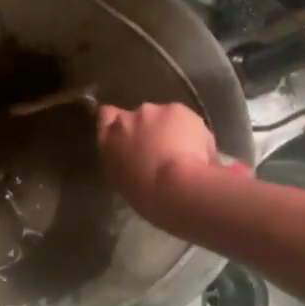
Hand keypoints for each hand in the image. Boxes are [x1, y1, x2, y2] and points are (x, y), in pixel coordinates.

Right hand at [96, 103, 221, 215]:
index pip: (106, 116)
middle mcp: (126, 120)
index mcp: (109, 139)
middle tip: (162, 150)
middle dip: (149, 128)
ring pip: (164, 116)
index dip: (118, 120)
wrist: (175, 187)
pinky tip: (199, 149)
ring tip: (185, 153)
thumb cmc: (146, 196)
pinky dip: (192, 131)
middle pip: (138, 117)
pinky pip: (185, 119)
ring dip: (171, 129)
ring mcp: (151, 111)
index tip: (129, 132)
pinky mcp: (177, 110)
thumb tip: (134, 155)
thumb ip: (123, 159)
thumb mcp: (122, 180)